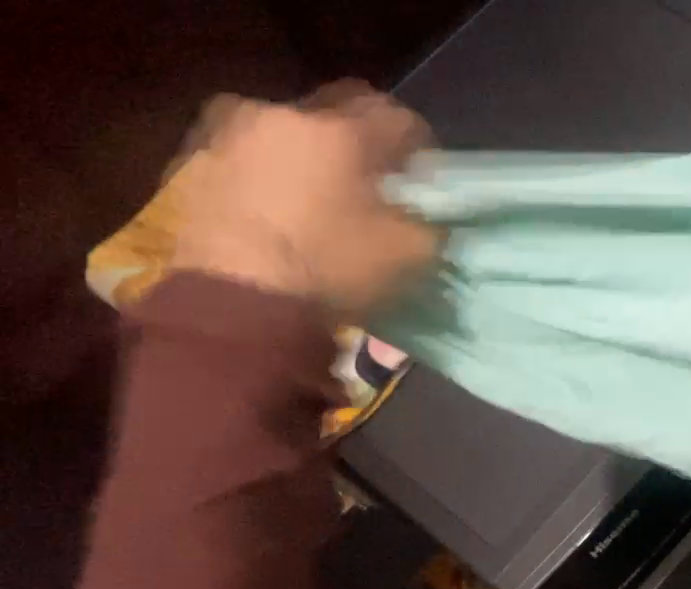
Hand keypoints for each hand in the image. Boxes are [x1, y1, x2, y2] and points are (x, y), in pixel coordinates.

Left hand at [172, 82, 441, 317]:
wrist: (236, 299)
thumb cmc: (334, 267)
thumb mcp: (413, 253)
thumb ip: (427, 220)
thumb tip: (422, 213)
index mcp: (339, 131)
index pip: (397, 116)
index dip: (420, 146)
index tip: (426, 178)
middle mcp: (279, 114)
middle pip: (335, 116)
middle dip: (361, 146)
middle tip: (376, 185)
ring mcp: (225, 134)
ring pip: (287, 135)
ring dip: (310, 160)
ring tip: (323, 203)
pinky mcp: (190, 163)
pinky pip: (248, 159)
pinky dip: (272, 179)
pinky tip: (283, 216)